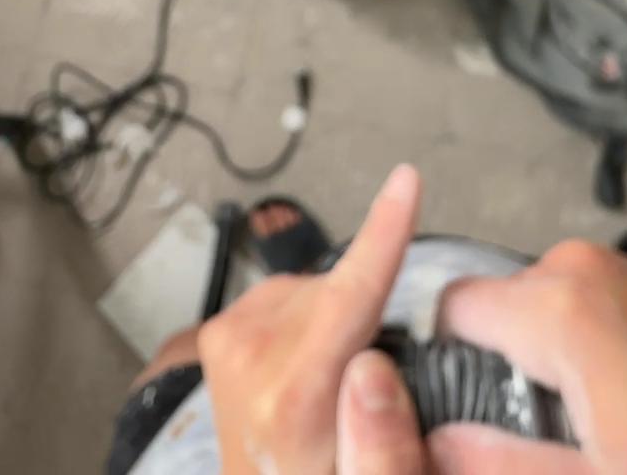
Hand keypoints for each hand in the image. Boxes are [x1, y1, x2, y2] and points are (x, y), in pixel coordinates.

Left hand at [200, 164, 427, 472]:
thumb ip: (383, 449)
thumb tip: (374, 364)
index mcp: (290, 396)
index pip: (349, 295)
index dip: (384, 232)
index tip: (406, 178)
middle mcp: (248, 354)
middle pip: (340, 292)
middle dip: (366, 320)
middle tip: (368, 390)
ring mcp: (226, 336)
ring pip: (316, 290)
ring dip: (337, 320)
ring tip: (331, 389)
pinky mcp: (219, 328)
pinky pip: (292, 296)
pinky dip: (311, 318)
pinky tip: (305, 365)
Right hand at [431, 240, 626, 473]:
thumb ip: (503, 467)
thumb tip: (434, 446)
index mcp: (559, 309)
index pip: (450, 311)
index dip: (448, 366)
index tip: (474, 415)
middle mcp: (573, 268)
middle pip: (485, 310)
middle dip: (496, 371)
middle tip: (545, 433)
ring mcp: (603, 266)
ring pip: (523, 308)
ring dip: (534, 361)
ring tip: (590, 421)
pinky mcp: (626, 275)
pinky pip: (562, 303)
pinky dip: (567, 347)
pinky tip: (615, 399)